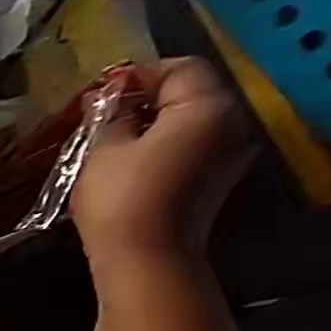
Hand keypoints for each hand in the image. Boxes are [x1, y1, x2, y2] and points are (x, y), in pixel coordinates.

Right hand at [70, 57, 241, 272]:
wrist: (146, 262)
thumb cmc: (122, 200)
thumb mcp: (103, 150)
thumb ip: (110, 115)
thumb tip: (107, 99)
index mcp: (208, 107)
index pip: (177, 68)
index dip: (136, 75)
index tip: (100, 94)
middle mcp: (230, 125)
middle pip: (189, 94)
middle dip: (145, 99)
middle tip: (101, 116)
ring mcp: (228, 157)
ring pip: (187, 124)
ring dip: (151, 125)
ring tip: (110, 141)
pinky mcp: (214, 183)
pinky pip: (189, 149)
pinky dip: (161, 148)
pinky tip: (129, 164)